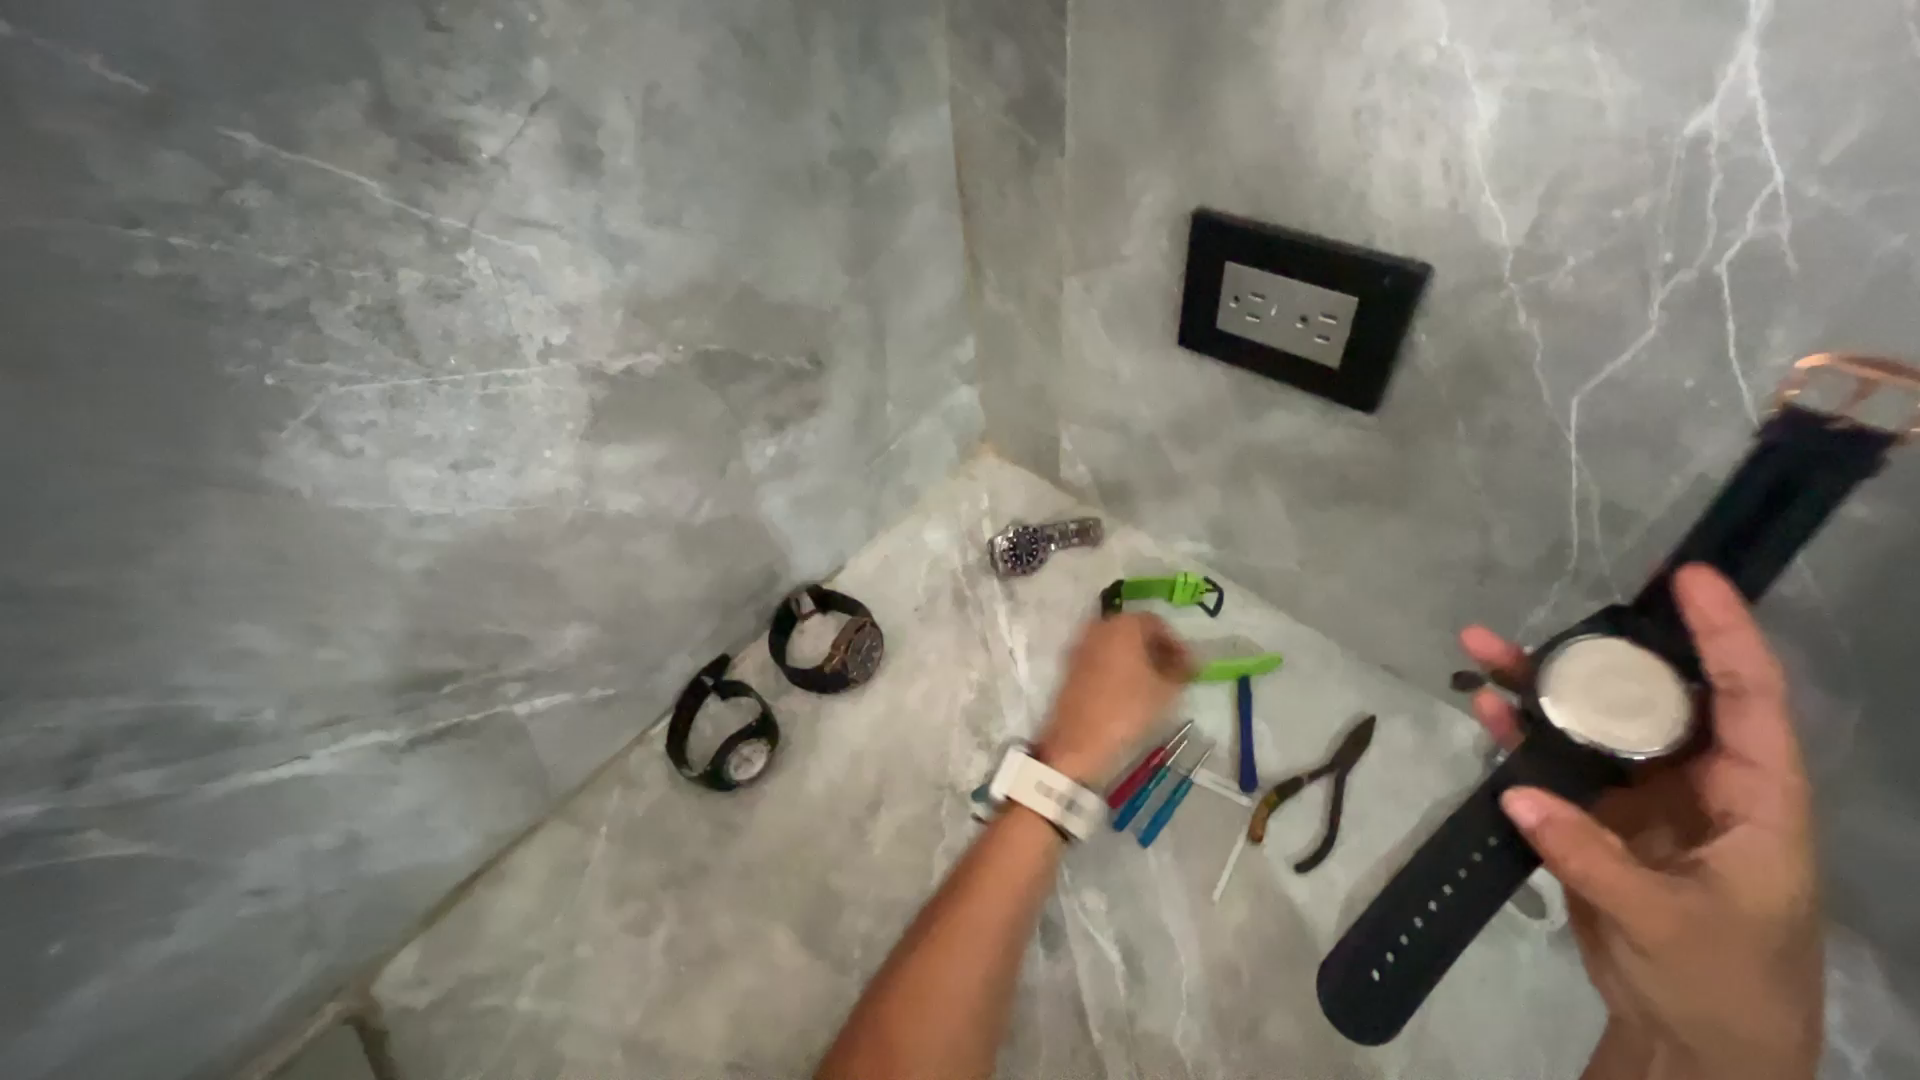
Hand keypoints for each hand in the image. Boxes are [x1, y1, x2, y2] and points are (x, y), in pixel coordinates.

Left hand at [1035, 613, 1193, 785]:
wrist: (1078, 740)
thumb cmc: (1128, 709)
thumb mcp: (1167, 690)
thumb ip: (1182, 670)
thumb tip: (1189, 663)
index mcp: (1124, 624)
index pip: (1157, 623)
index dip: (1176, 644)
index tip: (1188, 667)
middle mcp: (1099, 627)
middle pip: (1134, 631)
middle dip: (1155, 650)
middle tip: (1171, 674)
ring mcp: (1081, 646)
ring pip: (1116, 645)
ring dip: (1136, 659)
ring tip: (1152, 685)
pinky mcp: (1070, 667)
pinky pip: (1101, 659)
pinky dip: (1117, 668)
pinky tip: (1128, 691)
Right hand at [1462, 565, 1822, 1079]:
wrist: (1695, 1038)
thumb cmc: (1726, 982)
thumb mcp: (1673, 924)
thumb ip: (1594, 856)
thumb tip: (1518, 789)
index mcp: (1757, 798)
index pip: (1748, 698)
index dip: (1724, 635)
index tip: (1687, 579)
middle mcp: (1701, 782)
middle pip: (1650, 698)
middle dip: (1598, 653)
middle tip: (1549, 614)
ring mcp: (1642, 797)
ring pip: (1592, 724)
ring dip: (1538, 688)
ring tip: (1481, 647)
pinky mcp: (1595, 817)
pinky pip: (1554, 763)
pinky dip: (1518, 735)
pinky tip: (1484, 710)